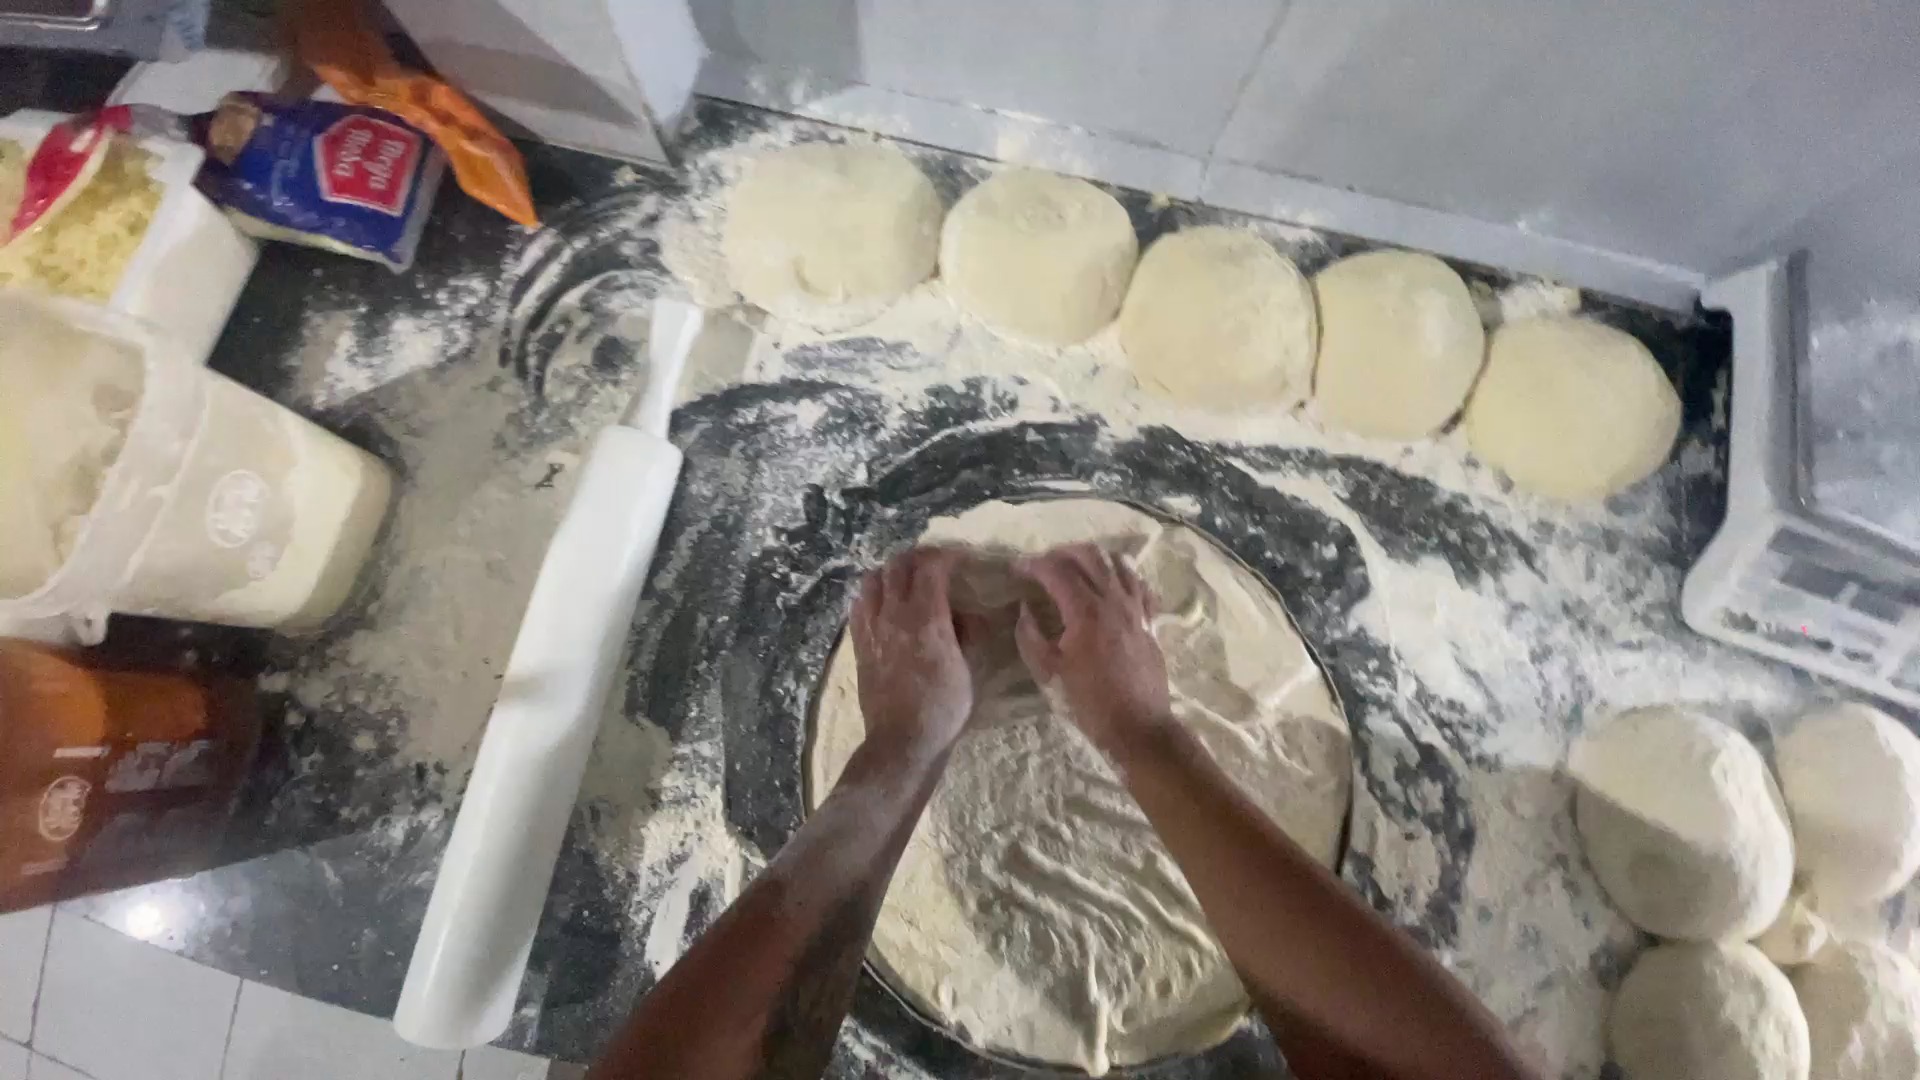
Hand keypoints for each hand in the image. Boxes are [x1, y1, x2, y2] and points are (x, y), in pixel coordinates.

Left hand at [849, 547, 975, 754]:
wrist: (903, 740)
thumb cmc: (944, 706)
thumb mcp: (969, 668)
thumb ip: (968, 632)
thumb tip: (968, 614)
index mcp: (926, 616)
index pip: (931, 566)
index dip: (947, 555)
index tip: (961, 558)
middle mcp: (894, 614)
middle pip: (898, 565)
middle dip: (918, 557)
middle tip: (934, 564)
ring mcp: (871, 627)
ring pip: (872, 579)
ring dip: (890, 572)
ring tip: (906, 581)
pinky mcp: (858, 643)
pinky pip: (858, 604)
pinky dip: (872, 595)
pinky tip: (883, 605)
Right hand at [1013, 543, 1172, 753]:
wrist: (1138, 726)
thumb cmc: (1089, 702)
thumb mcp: (1047, 672)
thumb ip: (1030, 635)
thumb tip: (1025, 609)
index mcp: (1085, 611)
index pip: (1056, 571)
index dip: (1033, 564)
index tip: (1017, 569)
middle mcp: (1114, 600)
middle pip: (1089, 555)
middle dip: (1062, 552)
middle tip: (1044, 564)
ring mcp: (1137, 608)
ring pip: (1118, 562)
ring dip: (1093, 558)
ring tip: (1076, 567)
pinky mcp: (1151, 620)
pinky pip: (1140, 584)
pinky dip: (1123, 575)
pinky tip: (1111, 584)